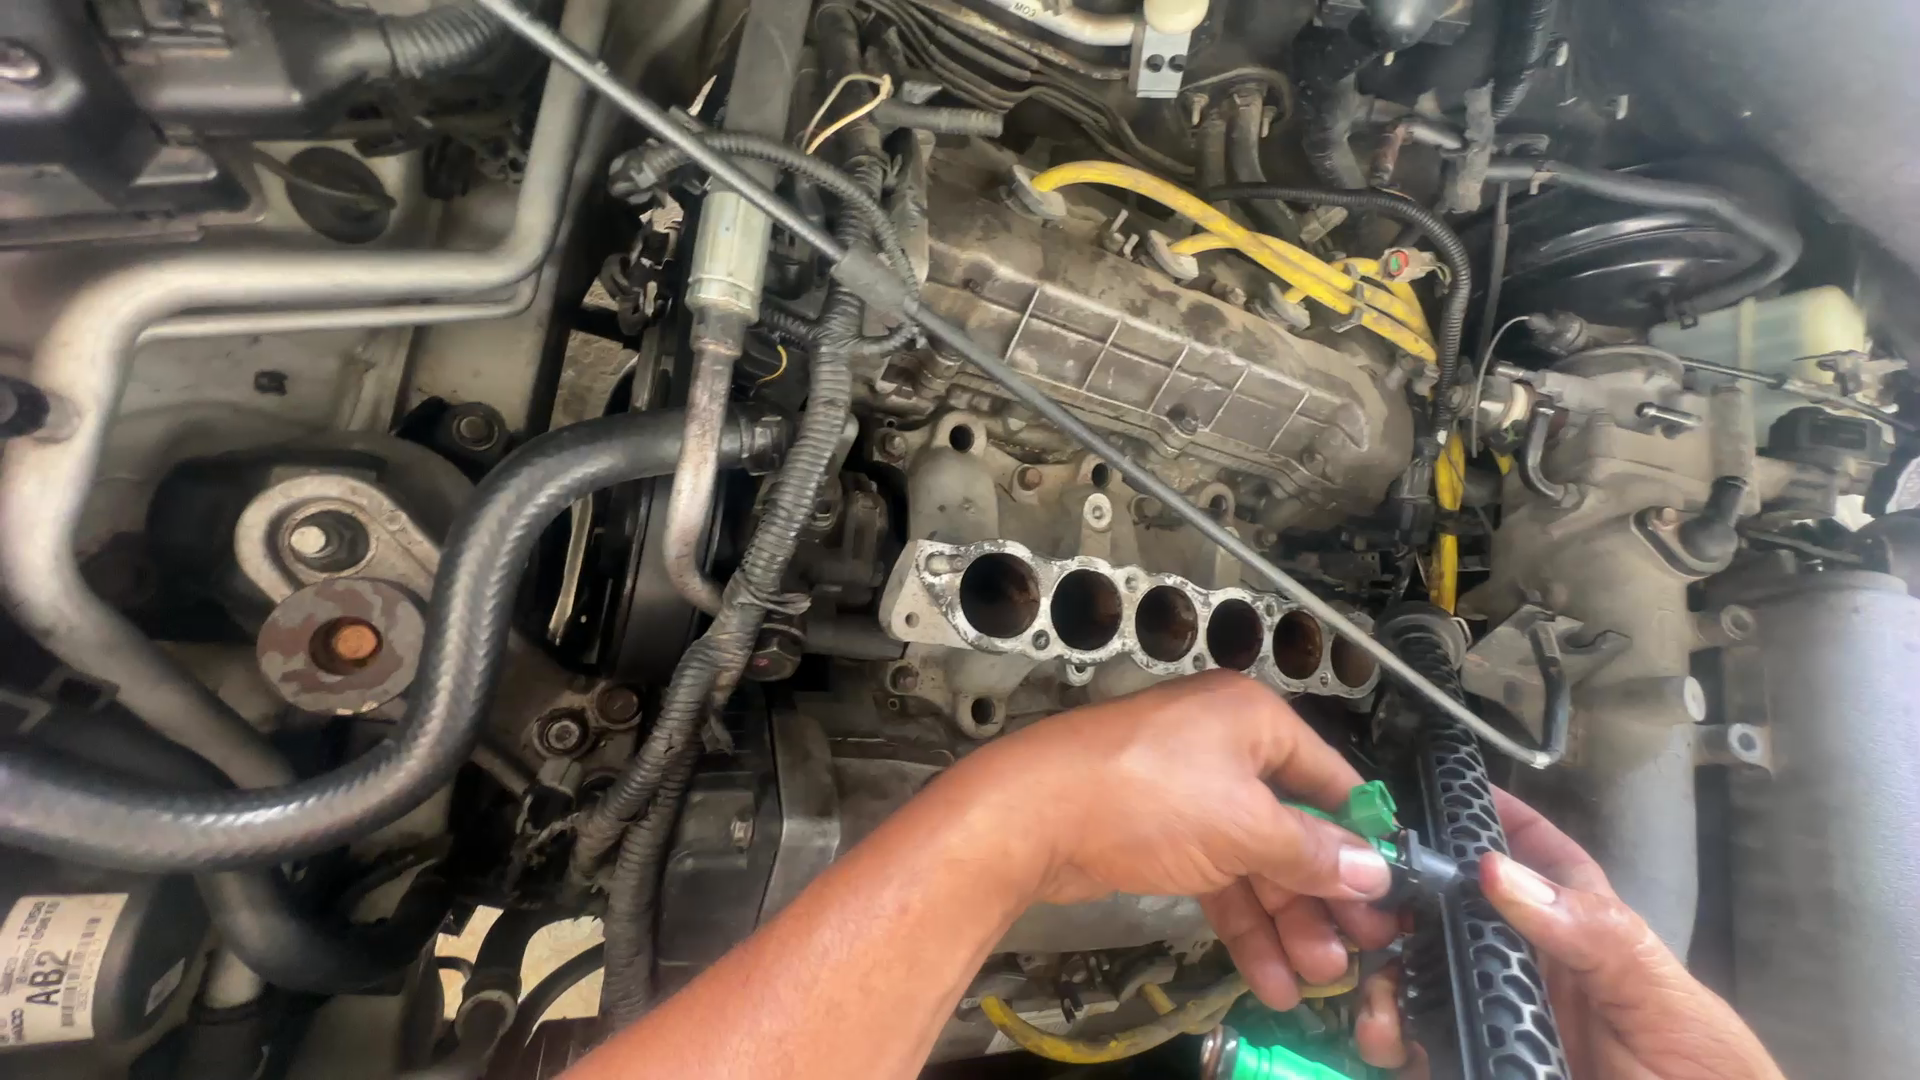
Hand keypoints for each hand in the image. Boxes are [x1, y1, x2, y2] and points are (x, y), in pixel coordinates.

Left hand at [952, 671, 1399, 1008]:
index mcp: (1250, 719)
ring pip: (1252, 856)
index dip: (1364, 837)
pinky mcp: (1156, 828)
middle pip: (1290, 825)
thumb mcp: (1245, 827)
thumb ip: (1313, 852)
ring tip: (1316, 980)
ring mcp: (1185, 788)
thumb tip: (1374, 870)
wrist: (1035, 812)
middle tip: (1358, 956)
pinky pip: (1214, 871)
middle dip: (1321, 894)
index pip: (1329, 777)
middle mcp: (1220, 744)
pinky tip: (1268, 974)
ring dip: (1284, 918)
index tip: (1394, 893)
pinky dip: (1239, 917)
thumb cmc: (1151, 799)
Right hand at [1353, 789, 1783, 1079]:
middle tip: (1362, 906)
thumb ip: (1596, 936)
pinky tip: (1381, 1039)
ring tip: (1377, 1008)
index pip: (1541, 855)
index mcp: (1582, 935)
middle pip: (1445, 907)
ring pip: (1414, 968)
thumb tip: (1491, 867)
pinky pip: (1409, 1035)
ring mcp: (1496, 1015)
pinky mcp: (1469, 1059)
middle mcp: (1529, 966)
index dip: (1497, 815)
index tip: (1440, 785)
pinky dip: (1382, 1031)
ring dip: (1381, 974)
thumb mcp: (1672, 1011)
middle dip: (1398, 899)